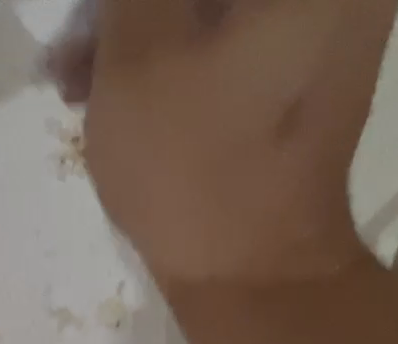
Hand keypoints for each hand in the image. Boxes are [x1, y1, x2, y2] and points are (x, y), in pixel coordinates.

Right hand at [75, 0, 397, 284]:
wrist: (249, 263)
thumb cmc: (191, 160)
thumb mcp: (137, 55)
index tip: (91, 19)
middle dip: (128, 5)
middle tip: (74, 45)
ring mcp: (324, 15)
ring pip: (212, 4)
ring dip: (138, 23)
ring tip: (76, 76)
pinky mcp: (303, 56)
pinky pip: (225, 29)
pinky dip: (169, 46)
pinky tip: (114, 85)